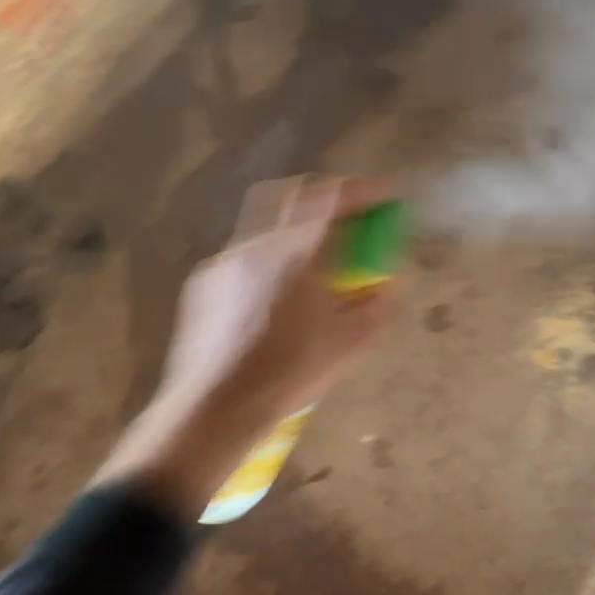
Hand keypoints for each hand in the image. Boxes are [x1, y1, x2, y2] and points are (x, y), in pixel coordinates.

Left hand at [94, 177, 396, 515]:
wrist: (220, 403)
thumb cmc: (293, 372)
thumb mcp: (352, 343)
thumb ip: (377, 304)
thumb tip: (388, 284)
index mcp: (300, 254)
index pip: (332, 197)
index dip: (363, 191)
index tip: (385, 198)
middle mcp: (259, 244)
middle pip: (292, 194)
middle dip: (324, 196)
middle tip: (346, 216)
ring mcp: (226, 260)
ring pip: (266, 226)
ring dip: (295, 231)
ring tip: (312, 265)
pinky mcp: (205, 282)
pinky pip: (244, 257)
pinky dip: (269, 262)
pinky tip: (276, 299)